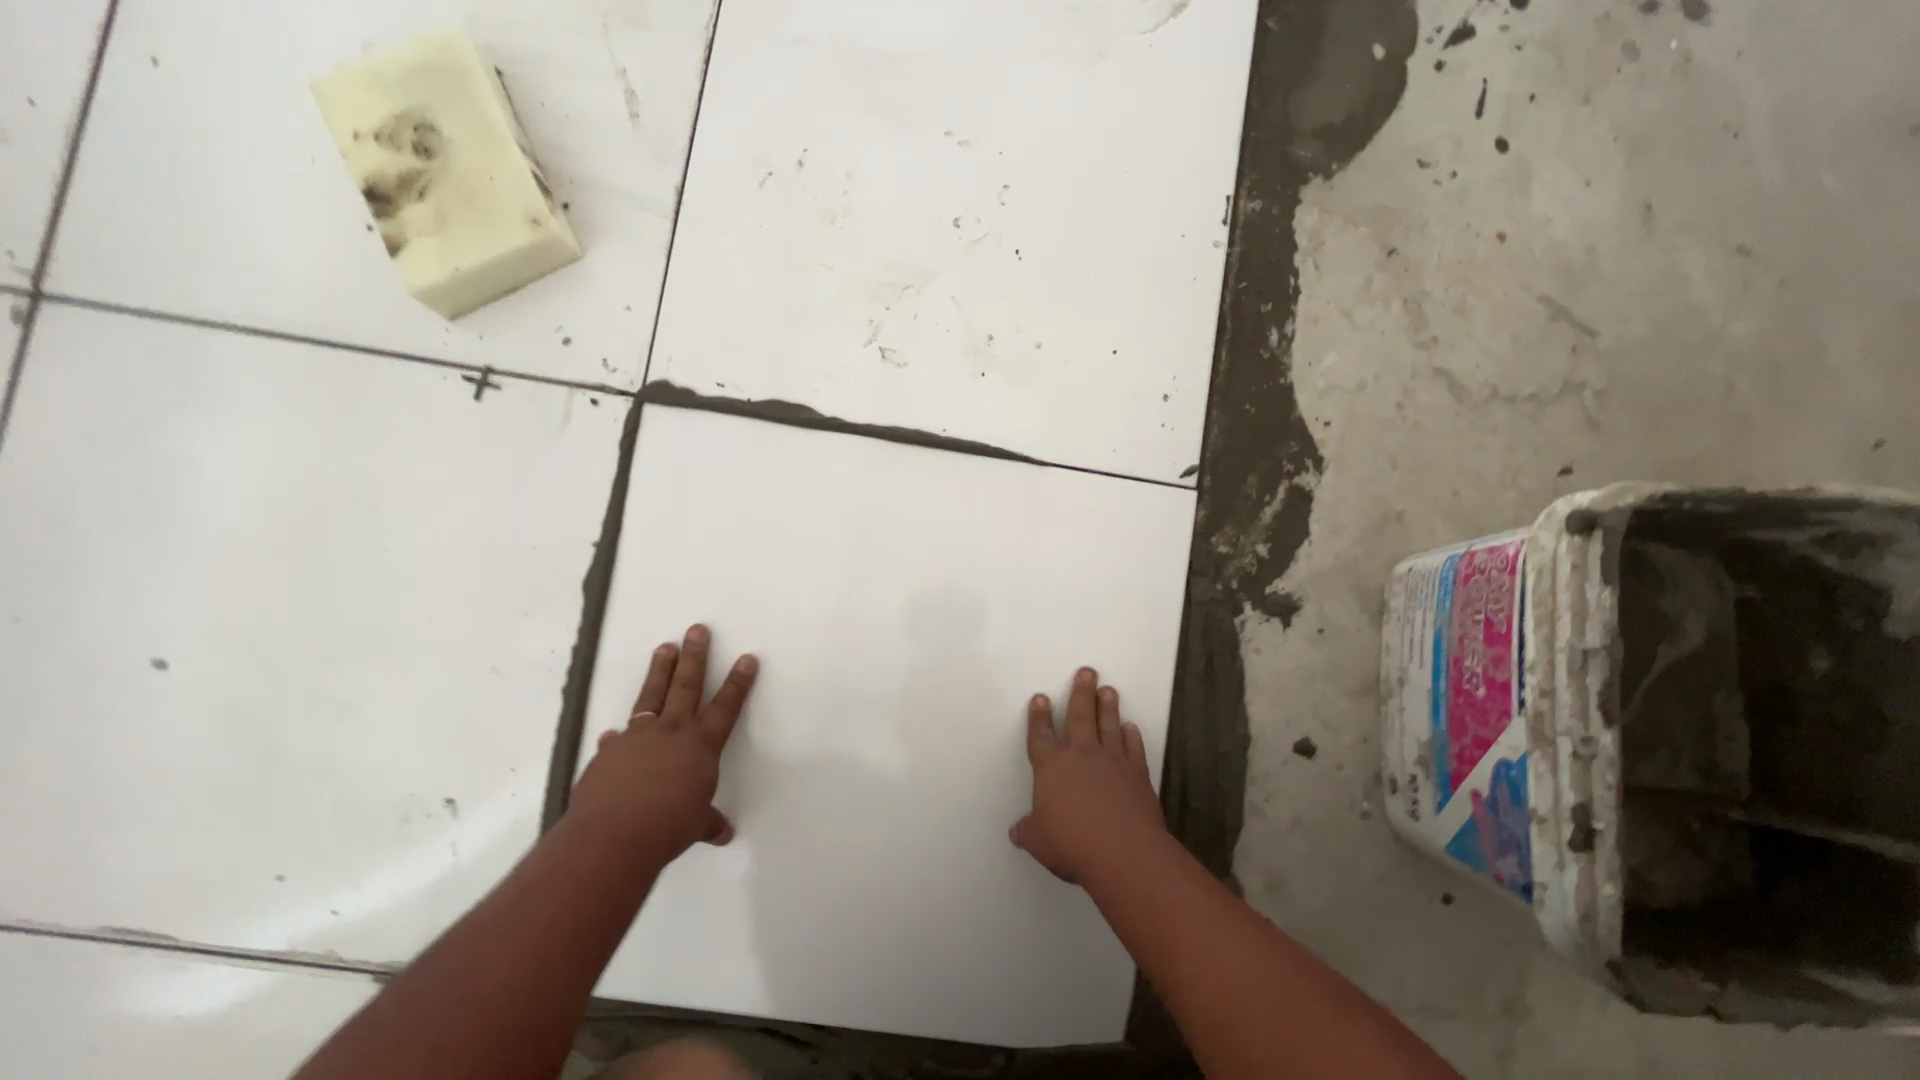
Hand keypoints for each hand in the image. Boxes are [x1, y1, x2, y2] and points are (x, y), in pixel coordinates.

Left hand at [570, 624, 757, 859]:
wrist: (613, 835)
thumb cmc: (667, 828)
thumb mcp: (695, 825)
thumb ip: (707, 822)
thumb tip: (722, 833)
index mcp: (701, 747)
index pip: (726, 708)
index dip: (738, 683)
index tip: (746, 658)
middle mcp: (672, 733)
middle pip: (687, 686)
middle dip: (696, 656)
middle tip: (697, 630)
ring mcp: (637, 737)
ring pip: (652, 695)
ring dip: (660, 670)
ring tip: (665, 647)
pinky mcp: (609, 752)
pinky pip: (618, 738)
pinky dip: (619, 737)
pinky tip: (614, 734)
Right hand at [1011, 667, 1166, 883]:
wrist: (1123, 852)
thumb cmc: (1072, 844)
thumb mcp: (1038, 841)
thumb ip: (1028, 831)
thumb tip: (1018, 831)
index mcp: (1052, 768)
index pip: (1041, 736)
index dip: (1038, 717)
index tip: (1040, 698)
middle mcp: (1082, 757)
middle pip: (1079, 717)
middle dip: (1080, 694)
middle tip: (1086, 672)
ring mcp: (1113, 763)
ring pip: (1109, 726)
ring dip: (1108, 707)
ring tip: (1107, 689)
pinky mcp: (1137, 775)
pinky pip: (1134, 748)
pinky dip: (1132, 736)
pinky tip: (1131, 727)